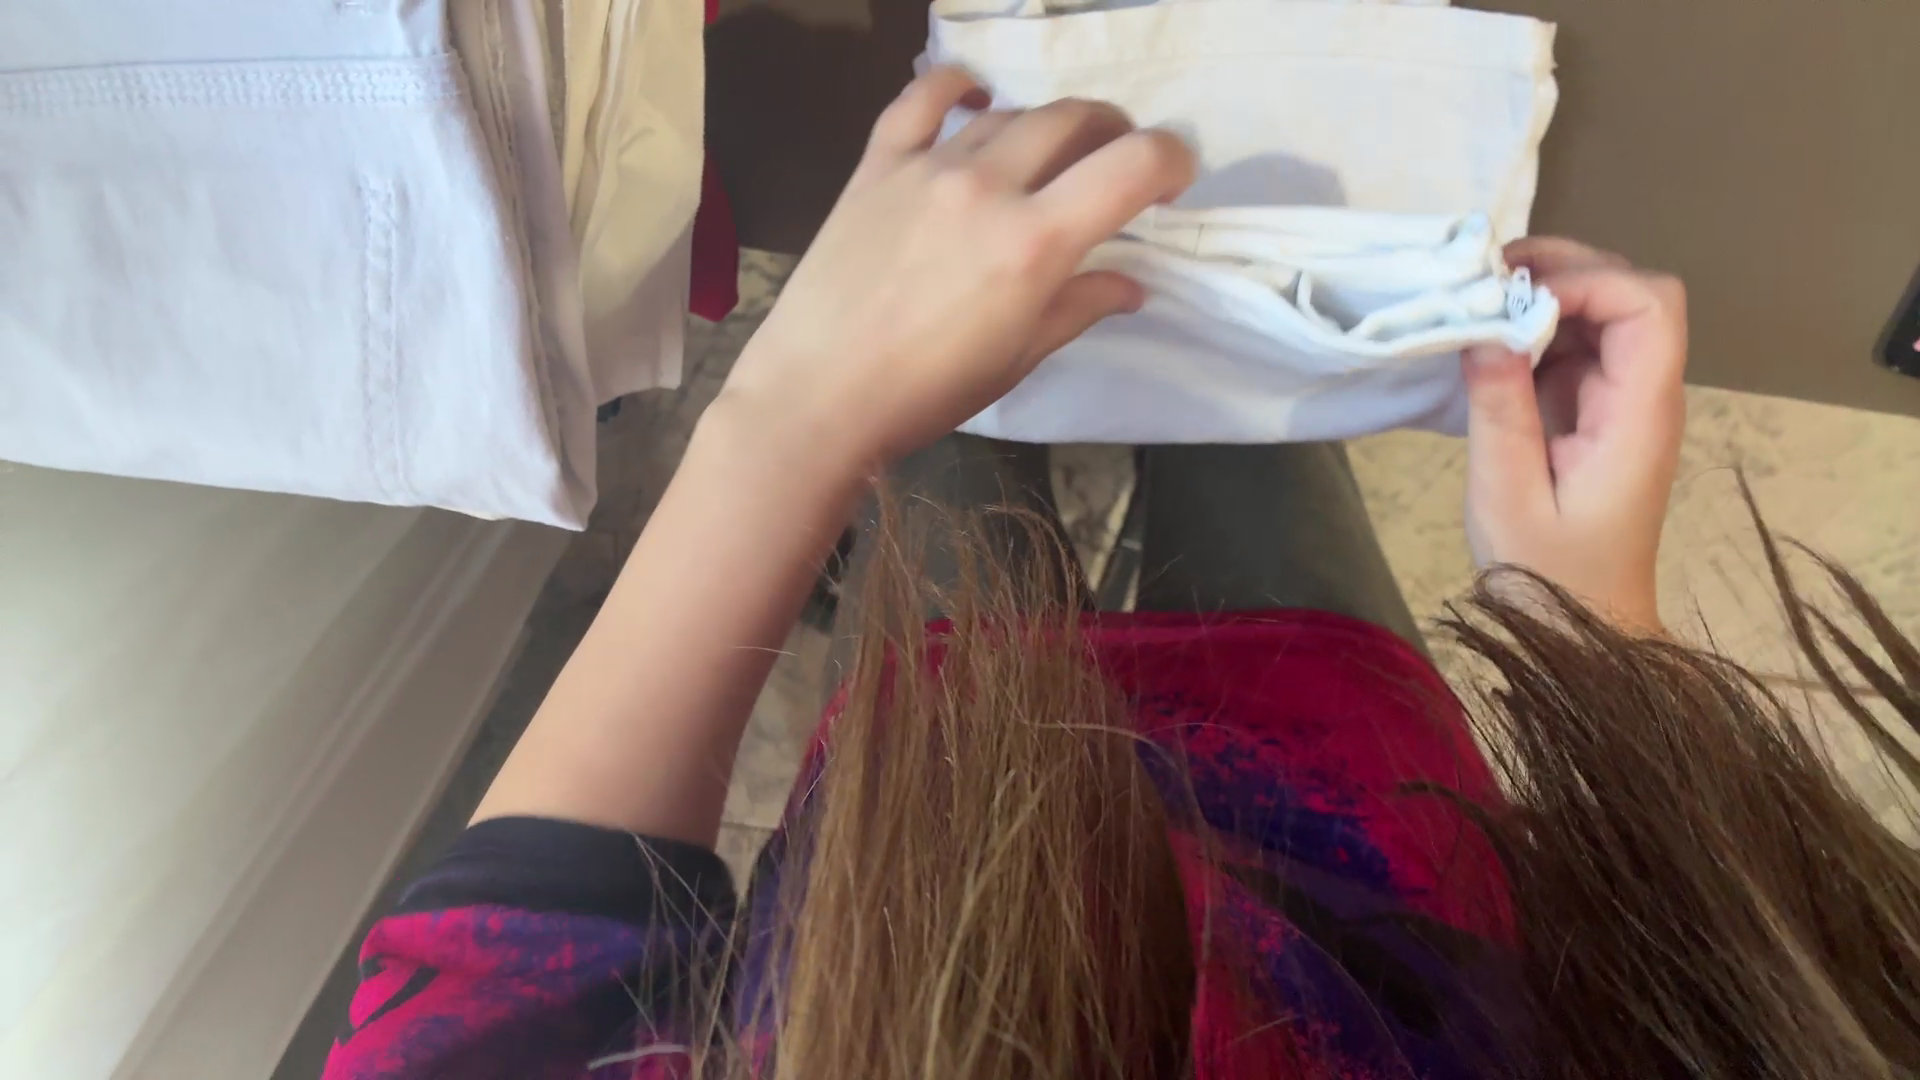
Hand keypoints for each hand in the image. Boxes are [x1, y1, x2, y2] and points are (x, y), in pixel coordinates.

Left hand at [715, 67, 1194, 472]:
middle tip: (1115, 167)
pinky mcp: (877, 166)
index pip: (1131, 167)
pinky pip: (923, 100)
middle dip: (1113, 136)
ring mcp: (927, 167)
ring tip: (1050, 156)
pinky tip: (975, 91)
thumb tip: (1131, 284)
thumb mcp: (1014, 360)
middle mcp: (987, 185)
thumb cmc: (925, 396)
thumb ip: (1078, 309)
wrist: (818, 397)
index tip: (1176, 181)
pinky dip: (958, 85)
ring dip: (1046, 126)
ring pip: (1008, 113)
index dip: (1172, 162)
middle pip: (1074, 121)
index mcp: (1033, 243)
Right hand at [1461, 238, 1687, 631]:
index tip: (1505, 302)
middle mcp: (1642, 396)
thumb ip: (1500, 413)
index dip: (1584, 284)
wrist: (1576, 622)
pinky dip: (1529, 337)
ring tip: (1475, 302)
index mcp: (1640, 413)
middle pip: (1632, 298)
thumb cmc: (1545, 569)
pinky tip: (1483, 345)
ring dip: (1542, 300)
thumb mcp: (1506, 493)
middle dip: (1564, 273)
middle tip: (1483, 277)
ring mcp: (1617, 406)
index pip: (1646, 307)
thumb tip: (1485, 335)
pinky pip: (1571, 356)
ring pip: (1601, 321)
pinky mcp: (1589, 419)